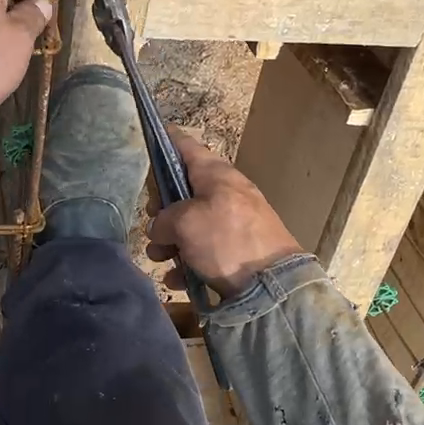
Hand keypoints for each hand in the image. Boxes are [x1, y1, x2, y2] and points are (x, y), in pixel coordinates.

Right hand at [147, 128, 302, 299]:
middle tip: (152, 226)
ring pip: (192, 224)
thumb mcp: (184, 223)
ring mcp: (235, 222)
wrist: (273, 285)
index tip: (151, 139)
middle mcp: (226, 192)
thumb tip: (160, 229)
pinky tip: (176, 279)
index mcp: (216, 174)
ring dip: (170, 241)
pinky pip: (205, 250)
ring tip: (159, 258)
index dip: (167, 141)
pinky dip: (188, 262)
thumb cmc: (226, 240)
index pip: (187, 146)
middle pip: (184, 190)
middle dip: (162, 210)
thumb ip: (163, 220)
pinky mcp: (239, 250)